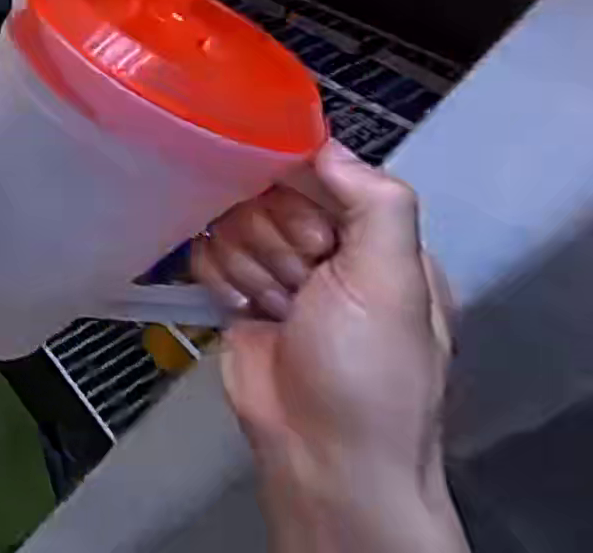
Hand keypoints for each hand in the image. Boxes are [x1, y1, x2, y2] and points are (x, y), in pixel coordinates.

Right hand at [191, 141, 462, 551]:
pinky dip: (219, 279)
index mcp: (374, 241)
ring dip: (245, 265)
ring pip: (226, 221)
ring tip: (274, 306)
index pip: (317, 173)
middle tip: (299, 281)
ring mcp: (274, 266)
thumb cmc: (367, 371)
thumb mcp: (390, 288)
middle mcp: (323, 247)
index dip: (298, 192)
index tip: (310, 234)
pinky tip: (243, 309)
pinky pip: (202, 250)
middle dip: (272, 239)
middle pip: (262, 196)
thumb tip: (325, 144)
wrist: (317, 447)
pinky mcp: (231, 284)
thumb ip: (374, 208)